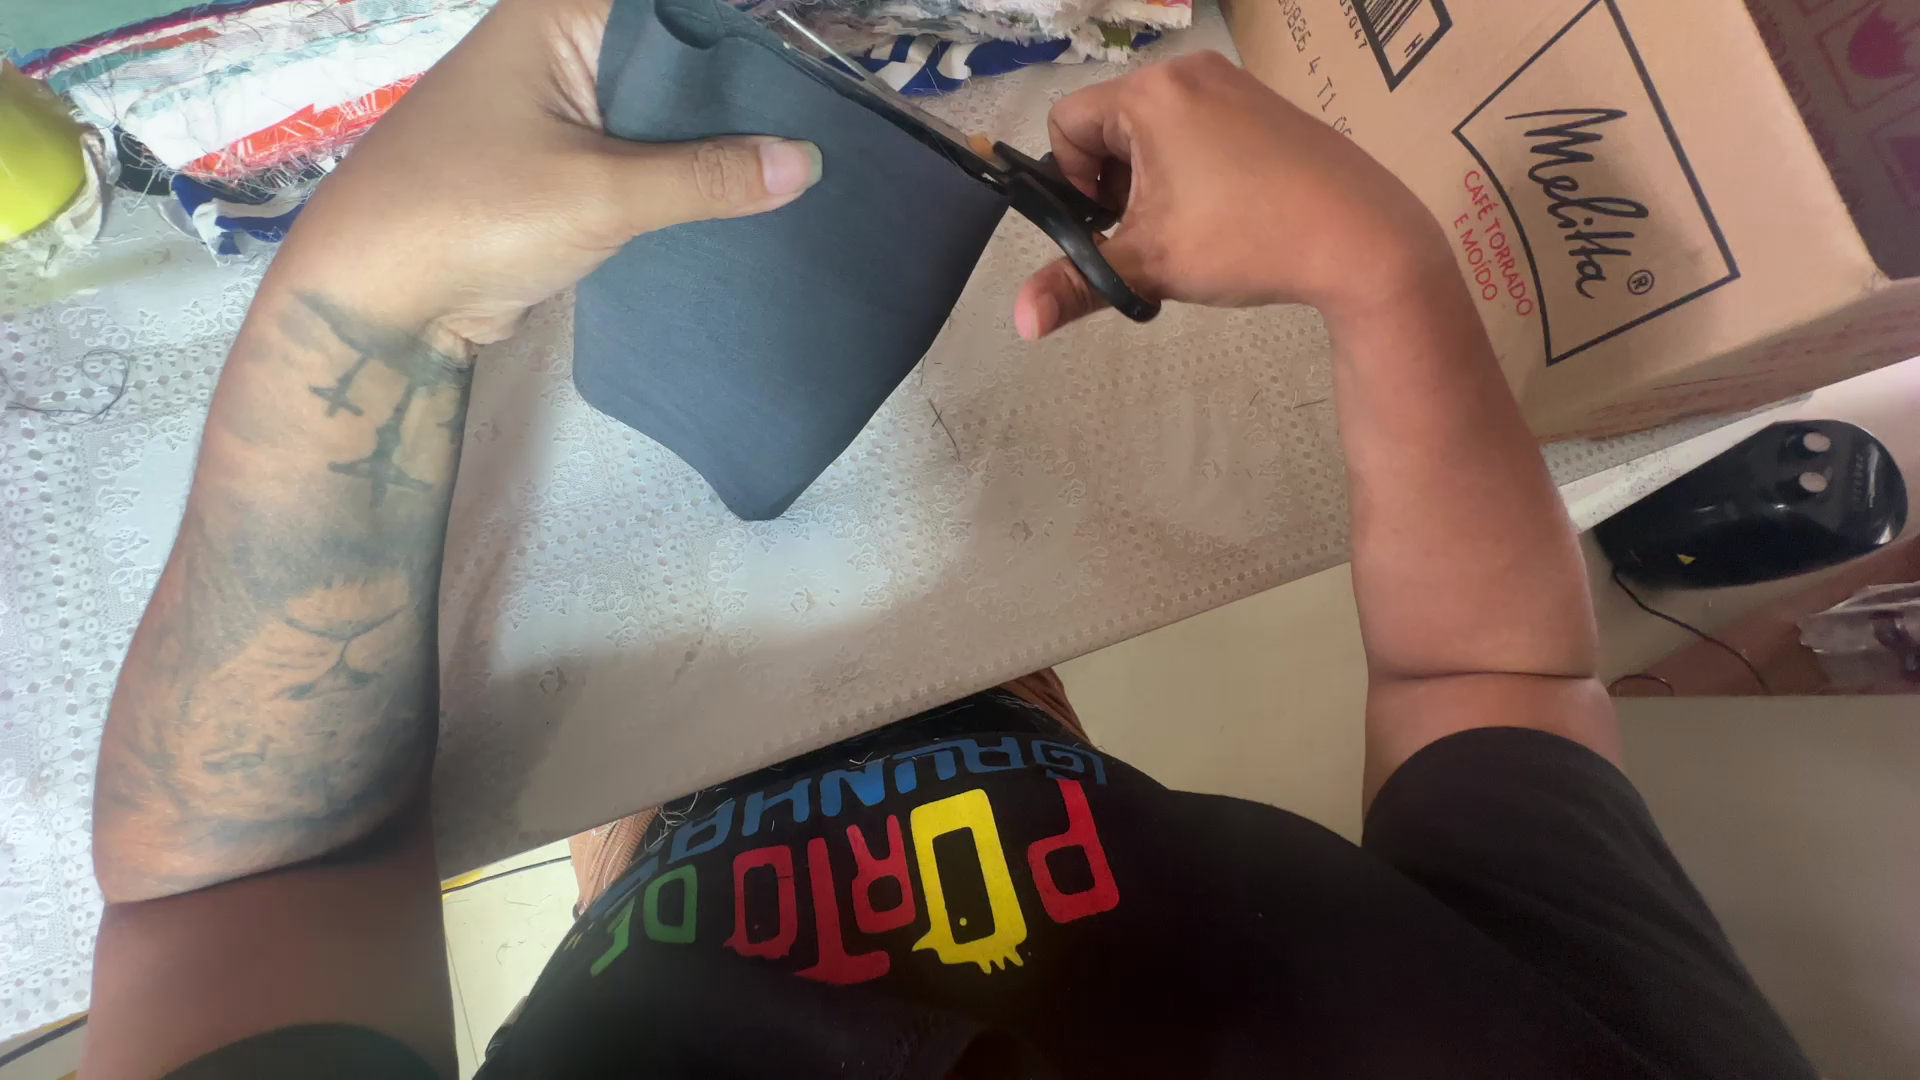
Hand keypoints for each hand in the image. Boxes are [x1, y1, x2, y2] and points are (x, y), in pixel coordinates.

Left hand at [271, 0, 822, 344]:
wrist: (389, 293)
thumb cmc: (478, 213)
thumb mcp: (603, 192)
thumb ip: (708, 176)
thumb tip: (806, 161)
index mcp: (559, 19)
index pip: (678, 18)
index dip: (746, 51)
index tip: (815, 95)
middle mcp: (566, 55)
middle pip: (678, 71)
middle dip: (742, 110)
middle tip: (818, 145)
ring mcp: (569, 117)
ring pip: (668, 125)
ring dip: (720, 155)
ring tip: (796, 176)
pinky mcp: (574, 173)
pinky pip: (651, 168)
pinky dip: (691, 188)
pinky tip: (742, 208)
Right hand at [1014, 51, 1450, 338]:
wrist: (1360, 238)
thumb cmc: (1243, 240)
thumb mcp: (1147, 266)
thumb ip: (1074, 287)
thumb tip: (1019, 325)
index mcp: (1151, 94)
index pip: (1065, 124)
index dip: (1070, 182)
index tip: (1108, 223)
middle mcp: (1187, 72)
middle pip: (1105, 128)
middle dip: (1108, 188)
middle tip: (1145, 234)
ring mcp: (1229, 85)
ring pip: (1148, 134)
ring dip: (1144, 186)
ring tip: (1180, 230)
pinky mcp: (1259, 107)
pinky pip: (1191, 131)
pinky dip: (1182, 173)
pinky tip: (1214, 214)